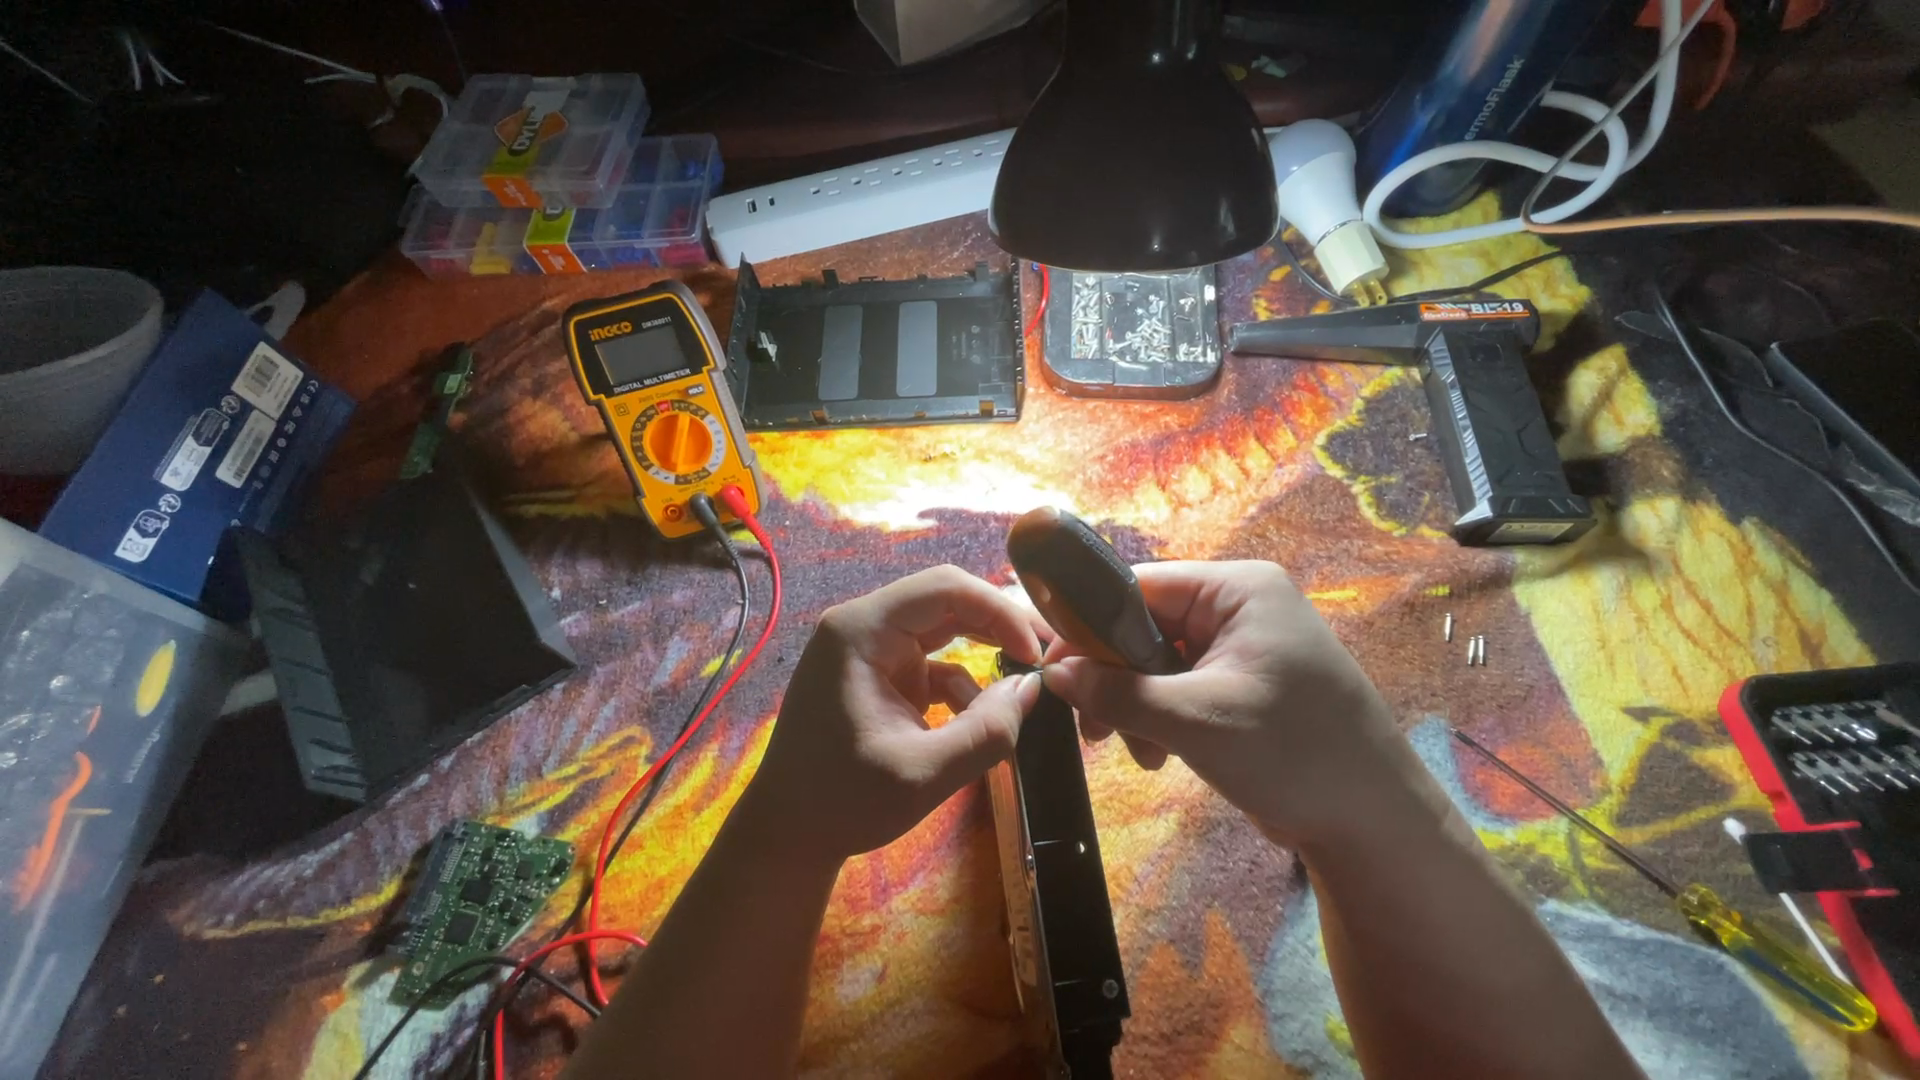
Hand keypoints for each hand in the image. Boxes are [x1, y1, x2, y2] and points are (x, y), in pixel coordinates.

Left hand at [736, 565, 1046, 862]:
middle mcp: (864, 625)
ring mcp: (871, 648)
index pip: (944, 588)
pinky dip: (961, 684)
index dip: (998, 611)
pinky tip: (977, 717)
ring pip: (944, 628)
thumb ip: (986, 731)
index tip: (1035, 654)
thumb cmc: (843, 802)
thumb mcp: (923, 774)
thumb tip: (1031, 688)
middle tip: (1045, 654)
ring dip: (984, 654)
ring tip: (1022, 684)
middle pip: (946, 600)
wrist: (790, 832)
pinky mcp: (880, 673)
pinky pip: (934, 660)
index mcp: (861, 630)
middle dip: (998, 626)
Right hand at [1042, 561, 1443, 849]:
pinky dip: (1159, 716)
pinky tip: (1158, 753)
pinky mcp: (1240, 681)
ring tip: (1132, 748)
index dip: (1089, 624)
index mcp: (1236, 588)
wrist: (1373, 823)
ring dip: (1133, 703)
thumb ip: (1118, 692)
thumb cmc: (1292, 753)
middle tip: (1091, 726)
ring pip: (1156, 659)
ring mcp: (1240, 644)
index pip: (1139, 587)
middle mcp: (1237, 605)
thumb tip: (1054, 674)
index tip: (1053, 669)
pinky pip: (1178, 684)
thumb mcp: (1195, 720)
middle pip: (1144, 625)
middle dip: (1113, 676)